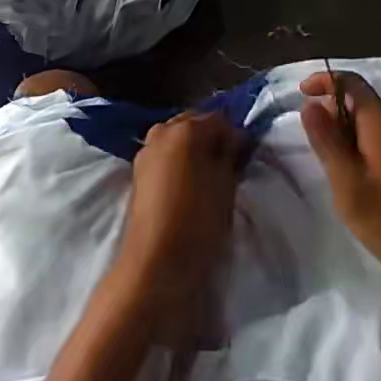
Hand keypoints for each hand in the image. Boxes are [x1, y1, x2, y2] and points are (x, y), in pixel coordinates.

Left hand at [113, 110, 239, 315]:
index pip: (219, 119)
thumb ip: (230, 154)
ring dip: (191, 149)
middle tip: (226, 163)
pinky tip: (188, 183)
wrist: (156, 262)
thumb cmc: (198, 220)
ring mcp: (146, 151)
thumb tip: (233, 140)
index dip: (234, 135)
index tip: (244, 156)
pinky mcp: (137, 173)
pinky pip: (164, 155)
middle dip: (210, 138)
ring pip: (175, 138)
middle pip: (193, 123)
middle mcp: (162, 132)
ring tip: (207, 175)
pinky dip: (177, 161)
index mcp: (186, 129)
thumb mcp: (226, 184)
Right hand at [299, 72, 380, 295]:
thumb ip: (327, 142)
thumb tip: (310, 104)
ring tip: (328, 166)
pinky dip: (356, 148)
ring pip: (367, 124)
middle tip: (311, 144)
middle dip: (330, 112)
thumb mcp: (348, 184)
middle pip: (359, 102)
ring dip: (342, 134)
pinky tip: (349, 178)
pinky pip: (377, 141)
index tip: (300, 94)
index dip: (325, 81)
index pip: (353, 83)